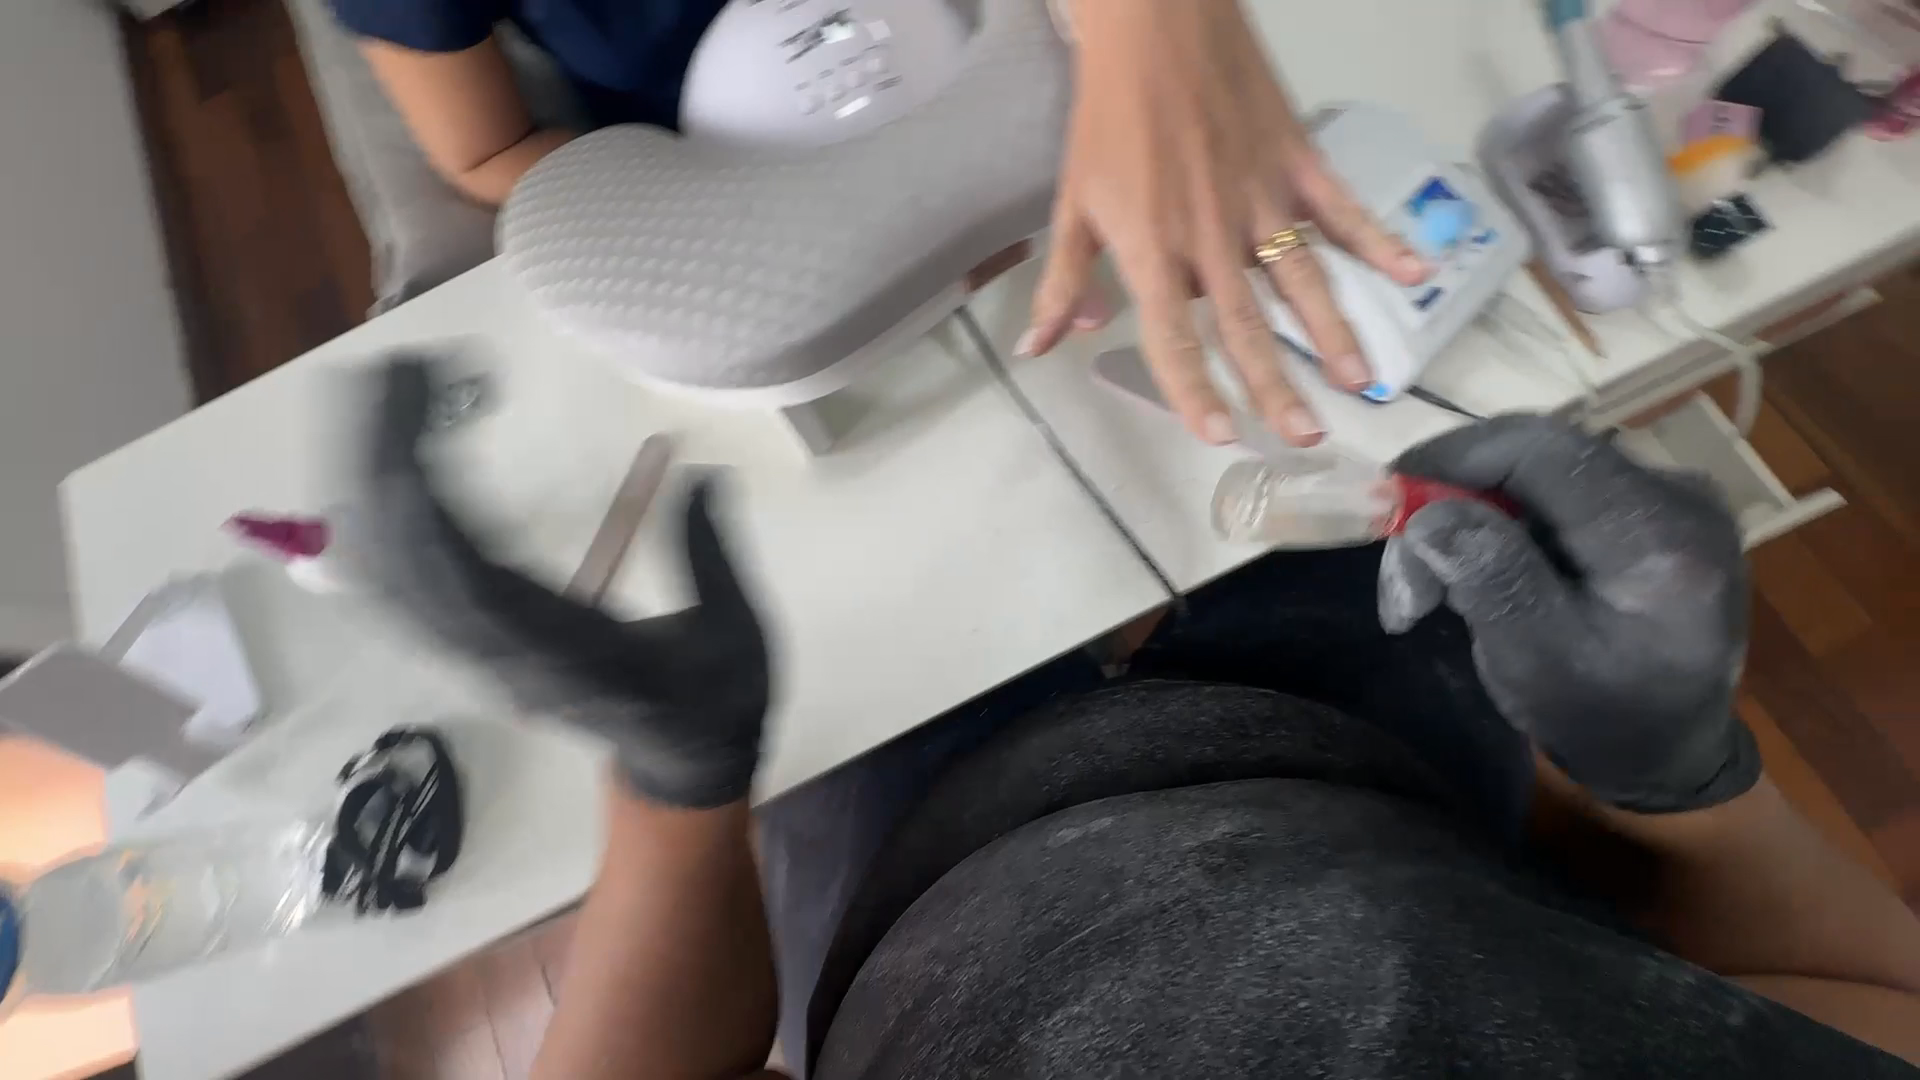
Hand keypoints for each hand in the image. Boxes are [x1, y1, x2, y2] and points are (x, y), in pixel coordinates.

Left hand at [354, 357, 771, 808]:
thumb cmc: (717, 705)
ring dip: (376, 481)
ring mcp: (486, 653)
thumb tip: (703, 475)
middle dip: (386, 456)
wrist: (681, 767)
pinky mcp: (483, 646)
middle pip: (407, 560)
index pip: (466, 567)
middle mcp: (507, 654)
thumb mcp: (739, 634)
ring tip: (389, 397)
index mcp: (570, 648)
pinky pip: (412, 584)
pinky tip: (397, 465)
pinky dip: (391, 517)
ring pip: (395, 571)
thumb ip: (714, 557)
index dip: (427, 482)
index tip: (430, 395)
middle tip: (401, 368)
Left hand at [1024, 0, 1426, 445]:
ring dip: (1332, 331)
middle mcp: (1210, 236)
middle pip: (1245, 324)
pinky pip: (1341, 206)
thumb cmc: (1106, 123)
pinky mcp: (1296, 159)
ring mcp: (1261, 197)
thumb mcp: (1071, 207)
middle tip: (1305, 436)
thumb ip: (1060, 285)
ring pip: (1301, 277)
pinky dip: (1378, 239)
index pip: (1173, 338)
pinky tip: (1413, 273)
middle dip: (1276, 385)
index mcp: (1153, 250)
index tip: (1222, 436)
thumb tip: (1036, 349)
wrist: (1154, 26)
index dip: (1194, 391)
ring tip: (1360, 381)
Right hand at [1377, 415, 1760, 812]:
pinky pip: (1529, 493)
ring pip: (1515, 474)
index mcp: (1658, 532)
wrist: (1658, 746)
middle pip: (1521, 457)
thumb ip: (1493, 579)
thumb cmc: (1599, 713)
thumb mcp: (1537, 659)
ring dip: (1451, 524)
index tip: (1385, 507)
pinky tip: (1459, 576)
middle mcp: (1666, 493)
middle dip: (1440, 504)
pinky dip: (1477, 528)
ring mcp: (1647, 497)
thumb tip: (1429, 513)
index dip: (1449, 460)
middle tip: (1400, 577)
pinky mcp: (1623, 509)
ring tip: (1420, 596)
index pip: (1539, 448)